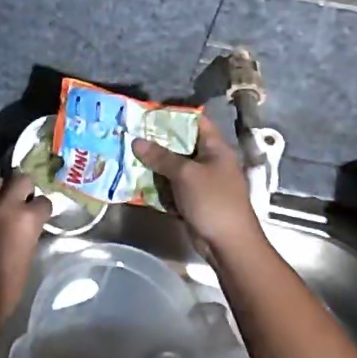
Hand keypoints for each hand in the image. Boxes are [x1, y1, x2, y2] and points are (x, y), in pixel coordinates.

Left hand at [0, 173, 50, 324]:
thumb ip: (29, 235)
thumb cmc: (4, 289)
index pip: (43, 201)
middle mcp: (5, 204)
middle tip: (23, 203)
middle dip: (25, 188)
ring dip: (1, 191)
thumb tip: (28, 227)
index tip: (41, 216)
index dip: (43, 209)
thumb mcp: (27, 260)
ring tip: (1, 207)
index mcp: (26, 219)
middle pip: (20, 178)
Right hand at [133, 119, 261, 251]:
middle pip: (180, 143)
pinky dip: (157, 182)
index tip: (147, 111)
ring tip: (128, 152)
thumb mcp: (185, 174)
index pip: (195, 121)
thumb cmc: (213, 201)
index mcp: (215, 148)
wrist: (229, 245)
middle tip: (131, 132)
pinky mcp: (192, 199)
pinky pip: (171, 184)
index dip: (173, 114)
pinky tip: (136, 177)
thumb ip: (160, 156)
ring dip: (153, 162)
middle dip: (156, 140)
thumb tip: (136, 141)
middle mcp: (209, 160)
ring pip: (173, 165)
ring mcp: (200, 181)